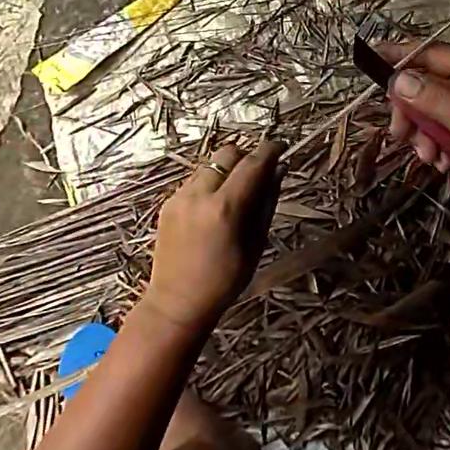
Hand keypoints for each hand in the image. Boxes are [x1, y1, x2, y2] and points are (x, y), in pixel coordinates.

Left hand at [145, 140, 284, 327]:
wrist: (177, 303)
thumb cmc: (225, 280)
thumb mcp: (255, 243)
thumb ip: (266, 202)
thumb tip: (278, 171)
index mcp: (225, 208)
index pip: (253, 163)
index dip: (270, 150)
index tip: (281, 146)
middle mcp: (199, 195)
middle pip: (228, 154)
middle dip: (247, 156)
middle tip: (259, 172)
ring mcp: (179, 198)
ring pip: (210, 165)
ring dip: (228, 170)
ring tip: (238, 191)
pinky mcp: (168, 204)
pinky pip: (195, 181)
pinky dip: (211, 184)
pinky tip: (216, 207)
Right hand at [380, 42, 449, 192]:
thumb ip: (432, 100)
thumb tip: (397, 79)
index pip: (429, 53)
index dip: (398, 57)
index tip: (370, 61)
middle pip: (425, 85)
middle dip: (411, 113)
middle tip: (400, 135)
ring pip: (431, 109)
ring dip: (425, 135)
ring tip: (430, 158)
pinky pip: (445, 126)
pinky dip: (439, 143)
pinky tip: (443, 162)